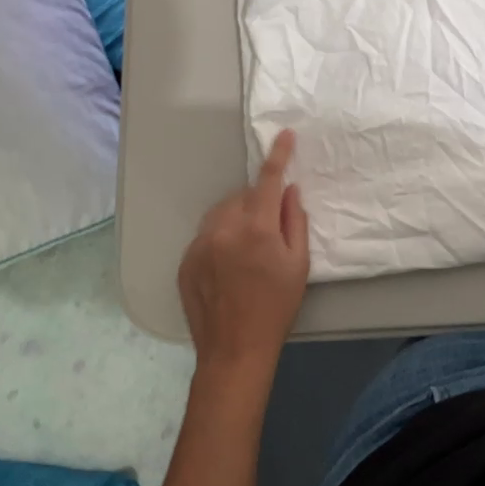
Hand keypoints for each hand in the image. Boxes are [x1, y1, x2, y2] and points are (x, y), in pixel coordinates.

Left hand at [177, 130, 309, 368]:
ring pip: (222, 213)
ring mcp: (199, 245)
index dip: (278, 155)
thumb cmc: (276, 308)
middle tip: (270, 229)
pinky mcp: (185, 261)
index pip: (268, 180)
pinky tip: (229, 264)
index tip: (284, 135)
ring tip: (248, 248)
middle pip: (243, 196)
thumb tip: (290, 191)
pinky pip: (206, 235)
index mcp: (257, 228)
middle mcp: (224, 229)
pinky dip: (220, 238)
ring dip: (237, 217)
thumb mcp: (299, 264)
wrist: (234, 350)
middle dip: (258, 202)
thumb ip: (295, 221)